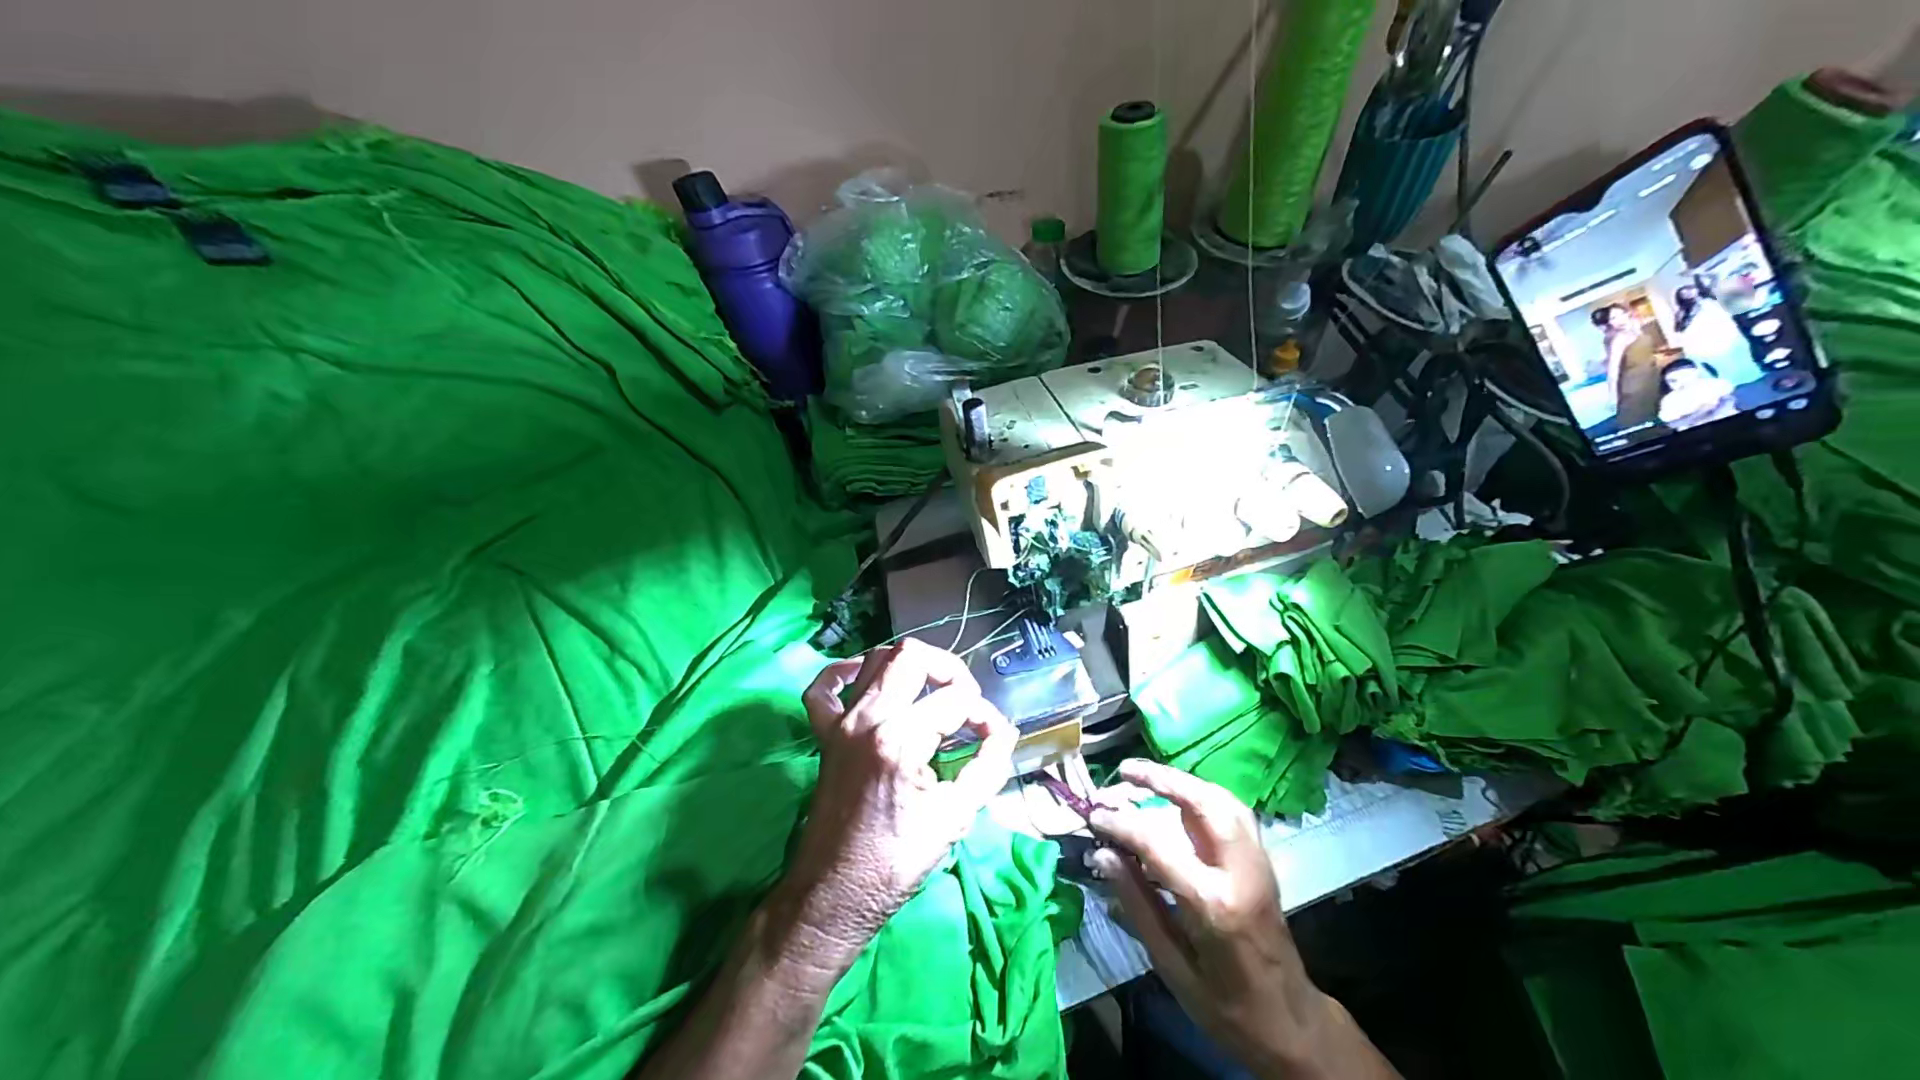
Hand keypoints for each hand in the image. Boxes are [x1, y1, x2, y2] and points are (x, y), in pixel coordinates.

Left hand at [786, 639, 1017, 955]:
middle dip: (949, 669)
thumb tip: (1003, 733)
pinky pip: (823, 689)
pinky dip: (844, 673)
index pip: (955, 699)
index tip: (993, 737)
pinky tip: (864, 677)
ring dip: (908, 666)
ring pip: (873, 659)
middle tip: (965, 699)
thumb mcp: (955, 817)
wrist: (836, 892)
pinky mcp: (824, 735)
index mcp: (901, 739)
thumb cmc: (897, 861)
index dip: (984, 714)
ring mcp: (841, 723)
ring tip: (932, 690)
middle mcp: (867, 718)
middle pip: (911, 656)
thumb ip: (987, 768)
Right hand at [1089, 760, 1396, 1079]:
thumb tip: (1103, 853)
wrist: (1289, 1022)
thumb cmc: (1224, 1004)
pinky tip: (1180, 795)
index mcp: (1214, 904)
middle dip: (1162, 779)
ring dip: (1183, 781)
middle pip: (1204, 804)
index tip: (1094, 815)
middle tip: (1125, 771)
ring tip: (1147, 775)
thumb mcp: (1170, 965)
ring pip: (1223, 800)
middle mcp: (1241, 873)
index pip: (1159, 845)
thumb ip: (1137, 904)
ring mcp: (1258, 864)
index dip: (1122, 824)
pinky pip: (1234, 812)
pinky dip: (1203, 795)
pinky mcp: (1263, 862)